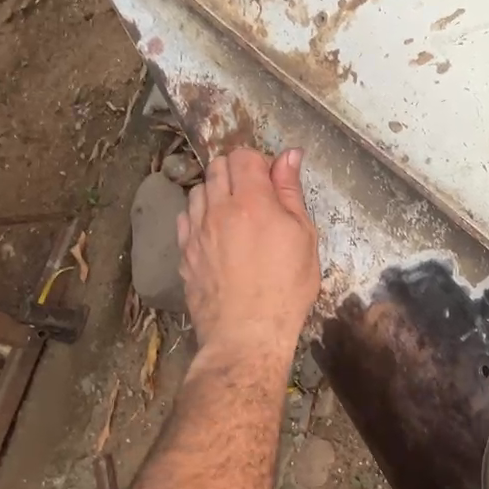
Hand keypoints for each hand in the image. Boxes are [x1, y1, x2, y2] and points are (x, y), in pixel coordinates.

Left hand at [175, 148, 321, 368]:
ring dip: (216, 192)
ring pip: (198, 190)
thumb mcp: (303, 235)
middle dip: (238, 172)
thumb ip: (291, 192)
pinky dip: (201, 216)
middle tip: (259, 195)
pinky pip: (186, 219)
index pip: (243, 156)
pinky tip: (218, 233)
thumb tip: (289, 155)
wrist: (247, 333)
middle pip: (217, 167)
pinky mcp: (184, 253)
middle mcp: (218, 209)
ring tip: (237, 214)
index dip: (261, 162)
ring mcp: (196, 232)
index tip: (275, 181)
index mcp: (252, 201)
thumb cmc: (287, 285)